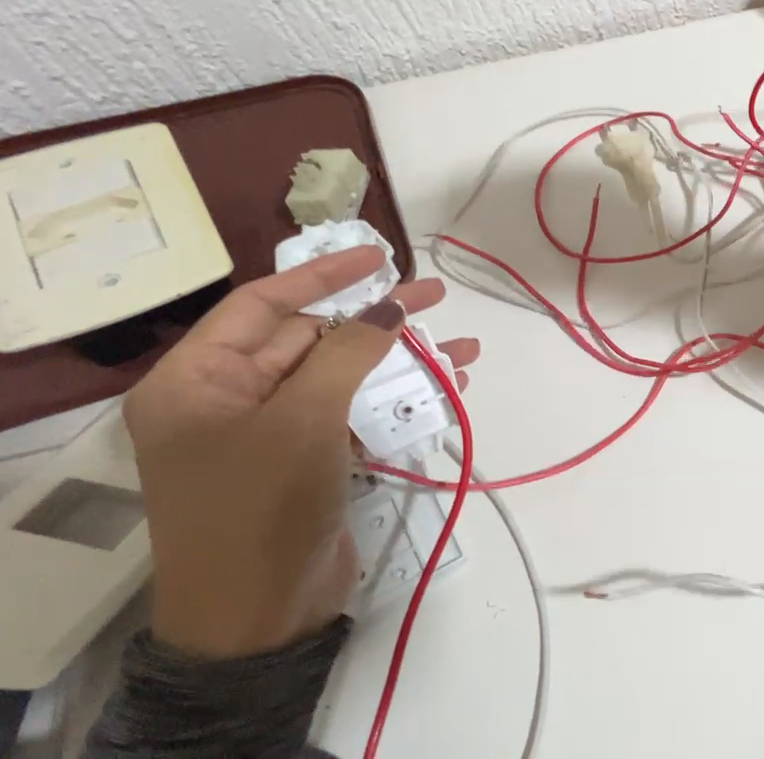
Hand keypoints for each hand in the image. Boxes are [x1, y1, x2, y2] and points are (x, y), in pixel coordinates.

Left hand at [124, 247, 478, 658]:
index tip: (379, 255)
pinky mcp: (307, 459)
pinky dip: (400, 397)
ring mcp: (269, 431)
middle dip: (376, 320)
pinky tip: (449, 386)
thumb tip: (389, 309)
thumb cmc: (261, 505)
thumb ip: (347, 353)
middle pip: (309, 338)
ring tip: (464, 347)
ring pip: (343, 374)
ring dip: (402, 360)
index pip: (260, 305)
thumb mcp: (303, 418)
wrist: (259, 612)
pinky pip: (356, 410)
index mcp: (195, 382)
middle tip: (436, 296)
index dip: (322, 275)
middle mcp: (227, 399)